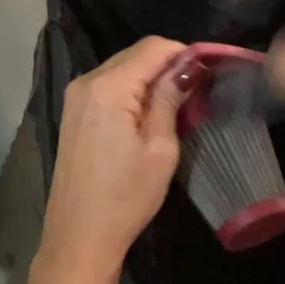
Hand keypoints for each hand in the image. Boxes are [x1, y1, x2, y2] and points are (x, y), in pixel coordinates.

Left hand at [37, 36, 189, 283]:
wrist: (80, 236)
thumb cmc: (126, 196)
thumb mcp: (160, 147)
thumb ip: (171, 98)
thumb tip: (189, 65)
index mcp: (108, 86)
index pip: (153, 47)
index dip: (185, 53)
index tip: (210, 70)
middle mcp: (86, 81)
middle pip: (135, 54)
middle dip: (168, 65)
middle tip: (198, 90)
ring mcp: (75, 96)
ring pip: (121, 69)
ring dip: (149, 78)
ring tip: (178, 104)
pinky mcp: (73, 112)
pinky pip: (108, 86)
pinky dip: (131, 90)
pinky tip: (149, 114)